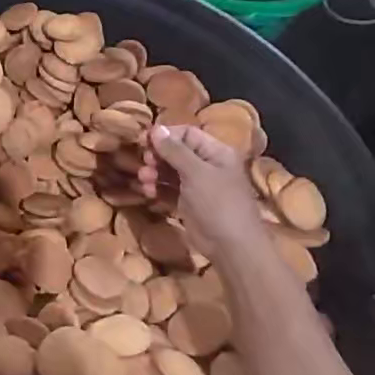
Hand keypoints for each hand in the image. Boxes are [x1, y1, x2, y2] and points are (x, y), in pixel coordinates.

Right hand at [137, 124, 265, 260]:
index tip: (143, 141)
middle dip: (157, 156)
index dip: (165, 135)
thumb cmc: (217, 203)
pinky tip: (148, 193)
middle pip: (176, 152)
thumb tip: (156, 128)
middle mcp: (207, 165)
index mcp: (216, 152)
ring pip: (170, 171)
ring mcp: (197, 185)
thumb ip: (174, 150)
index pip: (187, 134)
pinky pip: (168, 189)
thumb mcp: (196, 172)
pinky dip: (157, 189)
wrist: (230, 245)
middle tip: (145, 163)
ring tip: (144, 180)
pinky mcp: (188, 202)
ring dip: (154, 173)